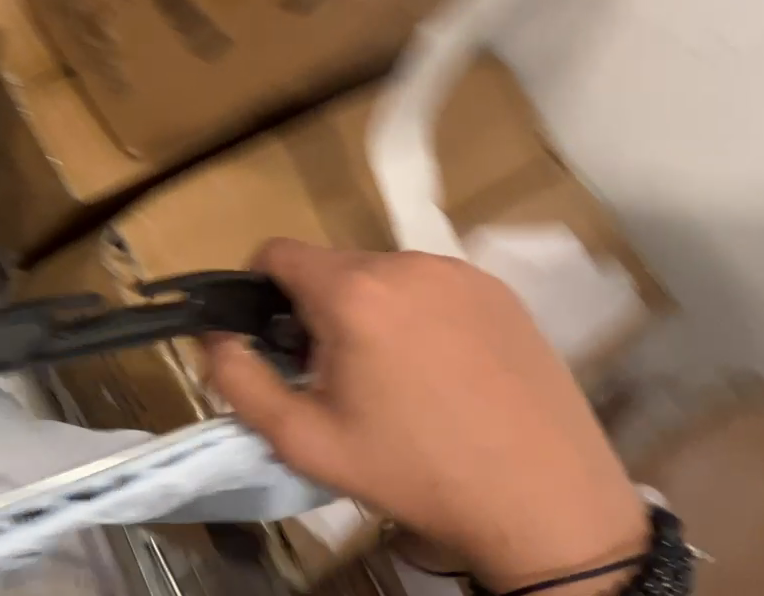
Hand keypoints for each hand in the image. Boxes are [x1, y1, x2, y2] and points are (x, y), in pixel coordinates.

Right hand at [206, 240, 647, 593]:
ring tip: (394, 373)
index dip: (260, 290)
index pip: (275, 253)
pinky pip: (427, 283)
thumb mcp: (303, 440)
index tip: (277, 338)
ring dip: (366, 307)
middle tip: (337, 370)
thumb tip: (213, 335)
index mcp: (351, 292)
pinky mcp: (499, 291)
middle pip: (327, 266)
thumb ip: (237, 379)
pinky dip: (415, 311)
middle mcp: (403, 264)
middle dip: (315, 307)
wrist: (550, 511)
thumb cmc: (415, 473)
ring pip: (377, 273)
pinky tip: (440, 366)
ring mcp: (458, 273)